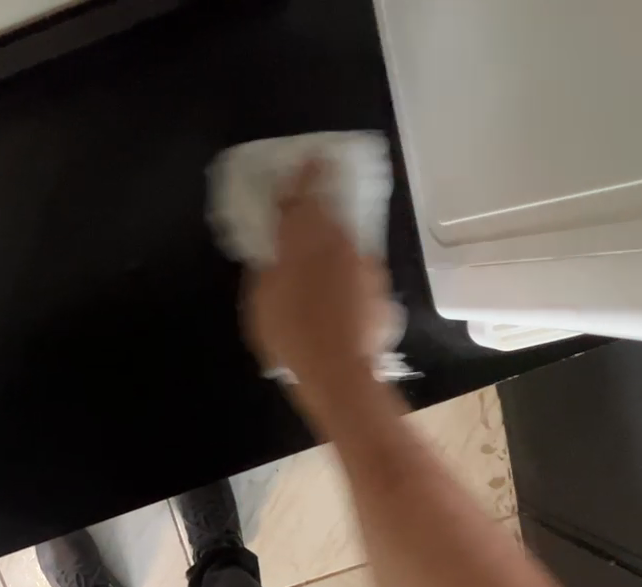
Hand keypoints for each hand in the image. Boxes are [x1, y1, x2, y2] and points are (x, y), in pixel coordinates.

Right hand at [243, 158, 394, 408]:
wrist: (340, 372)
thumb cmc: (292, 338)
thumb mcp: (262, 304)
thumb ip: (267, 271)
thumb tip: (272, 252)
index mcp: (303, 242)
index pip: (302, 196)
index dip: (302, 176)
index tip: (305, 158)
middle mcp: (338, 243)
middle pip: (331, 207)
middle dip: (324, 193)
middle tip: (318, 184)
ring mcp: (364, 263)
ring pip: (347, 236)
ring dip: (337, 232)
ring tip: (325, 241)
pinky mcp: (379, 286)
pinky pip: (358, 266)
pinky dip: (348, 267)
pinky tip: (339, 285)